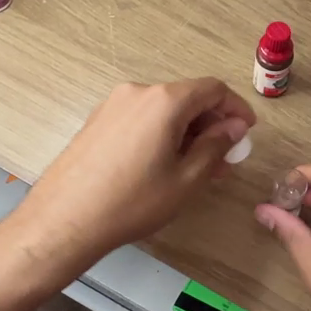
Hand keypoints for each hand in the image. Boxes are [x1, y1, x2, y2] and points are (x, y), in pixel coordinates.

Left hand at [2, 79, 254, 283]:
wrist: (63, 221)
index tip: (247, 132)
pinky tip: (164, 164)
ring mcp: (114, 105)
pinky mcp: (98, 121)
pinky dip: (162, 133)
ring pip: (164, 109)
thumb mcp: (186, 179)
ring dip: (187, 131)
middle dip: (211, 123)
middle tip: (224, 157)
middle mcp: (139, 92)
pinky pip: (142, 118)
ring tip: (196, 167)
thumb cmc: (132, 202)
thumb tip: (234, 127)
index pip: (214, 89)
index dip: (236, 108)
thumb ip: (215, 146)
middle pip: (188, 97)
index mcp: (165, 101)